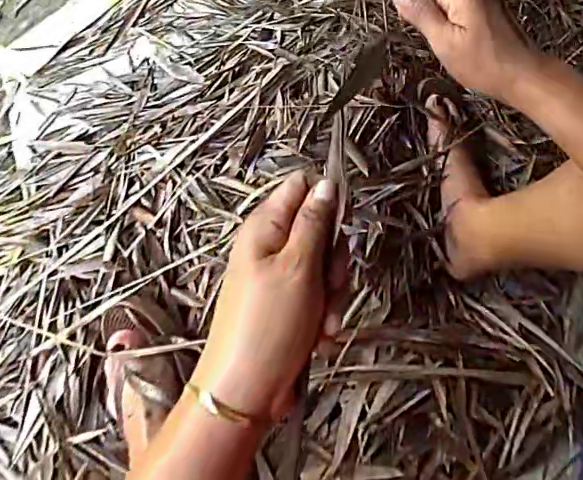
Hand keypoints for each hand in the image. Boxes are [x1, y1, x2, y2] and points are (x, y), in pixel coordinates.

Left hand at [191, 172, 344, 422]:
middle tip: (328, 282)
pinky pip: (317, 295)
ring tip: (322, 318)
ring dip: (332, 293)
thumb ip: (315, 221)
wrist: (241, 399)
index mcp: (265, 225)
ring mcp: (277, 275)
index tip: (341, 225)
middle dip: (334, 259)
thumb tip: (327, 184)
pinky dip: (323, 314)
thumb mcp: (298, 266)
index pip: (303, 186)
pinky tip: (317, 334)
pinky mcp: (285, 303)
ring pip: (323, 265)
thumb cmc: (265, 330)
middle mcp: (269, 245)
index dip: (329, 199)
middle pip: (320, 228)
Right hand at [390, 0, 545, 102]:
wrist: (526, 76)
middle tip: (434, 37)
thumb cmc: (483, 65)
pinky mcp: (494, 4)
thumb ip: (420, 13)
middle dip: (427, 6)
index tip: (412, 23)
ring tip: (451, 41)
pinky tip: (464, 39)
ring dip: (442, 13)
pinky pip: (464, 2)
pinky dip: (457, 16)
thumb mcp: (444, 42)